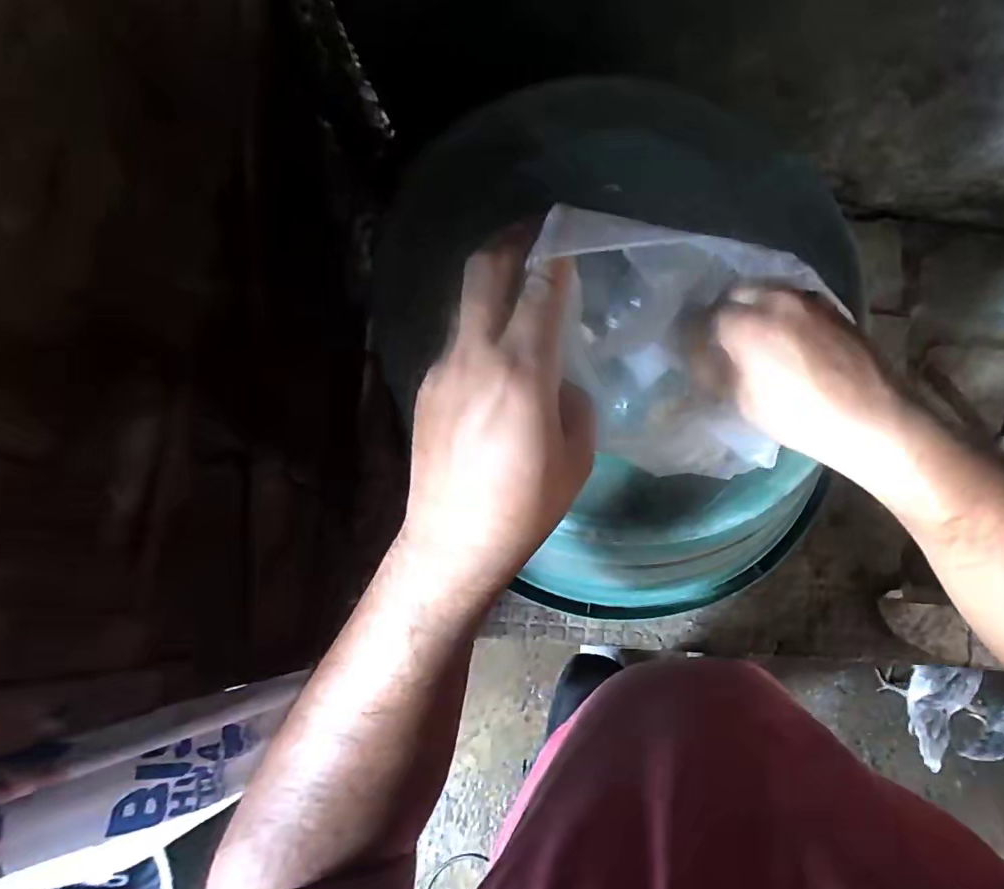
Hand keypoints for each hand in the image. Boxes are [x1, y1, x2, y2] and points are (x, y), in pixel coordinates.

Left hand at [396, 237, 595, 597]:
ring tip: (518, 303)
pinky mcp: (427, 389)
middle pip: (485, 272)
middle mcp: (476, 357)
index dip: (555, 254)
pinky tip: (495, 370)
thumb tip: (559, 384)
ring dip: (493, 292)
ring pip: (468, 308)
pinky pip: (458, 347)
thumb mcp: (576, 458)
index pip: (539, 290)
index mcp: (523, 372)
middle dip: (511, 241)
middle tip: (533, 233)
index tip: (566, 234)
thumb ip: (573, 405)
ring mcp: (443, 370)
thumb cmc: (525, 507)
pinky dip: (481, 338)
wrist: (453, 541)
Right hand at [711, 286, 913, 482]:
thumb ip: (717, 373)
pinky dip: (779, 312)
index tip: (693, 352)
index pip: (704, 318)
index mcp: (746, 324)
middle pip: (735, 294)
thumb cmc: (801, 418)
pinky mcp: (830, 305)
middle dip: (723, 314)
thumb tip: (703, 358)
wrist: (871, 416)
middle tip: (721, 343)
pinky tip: (784, 338)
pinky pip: (792, 300)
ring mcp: (806, 298)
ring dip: (752, 309)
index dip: (694, 336)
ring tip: (753, 339)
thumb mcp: (745, 403)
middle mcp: (774, 299)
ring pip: (766, 292)